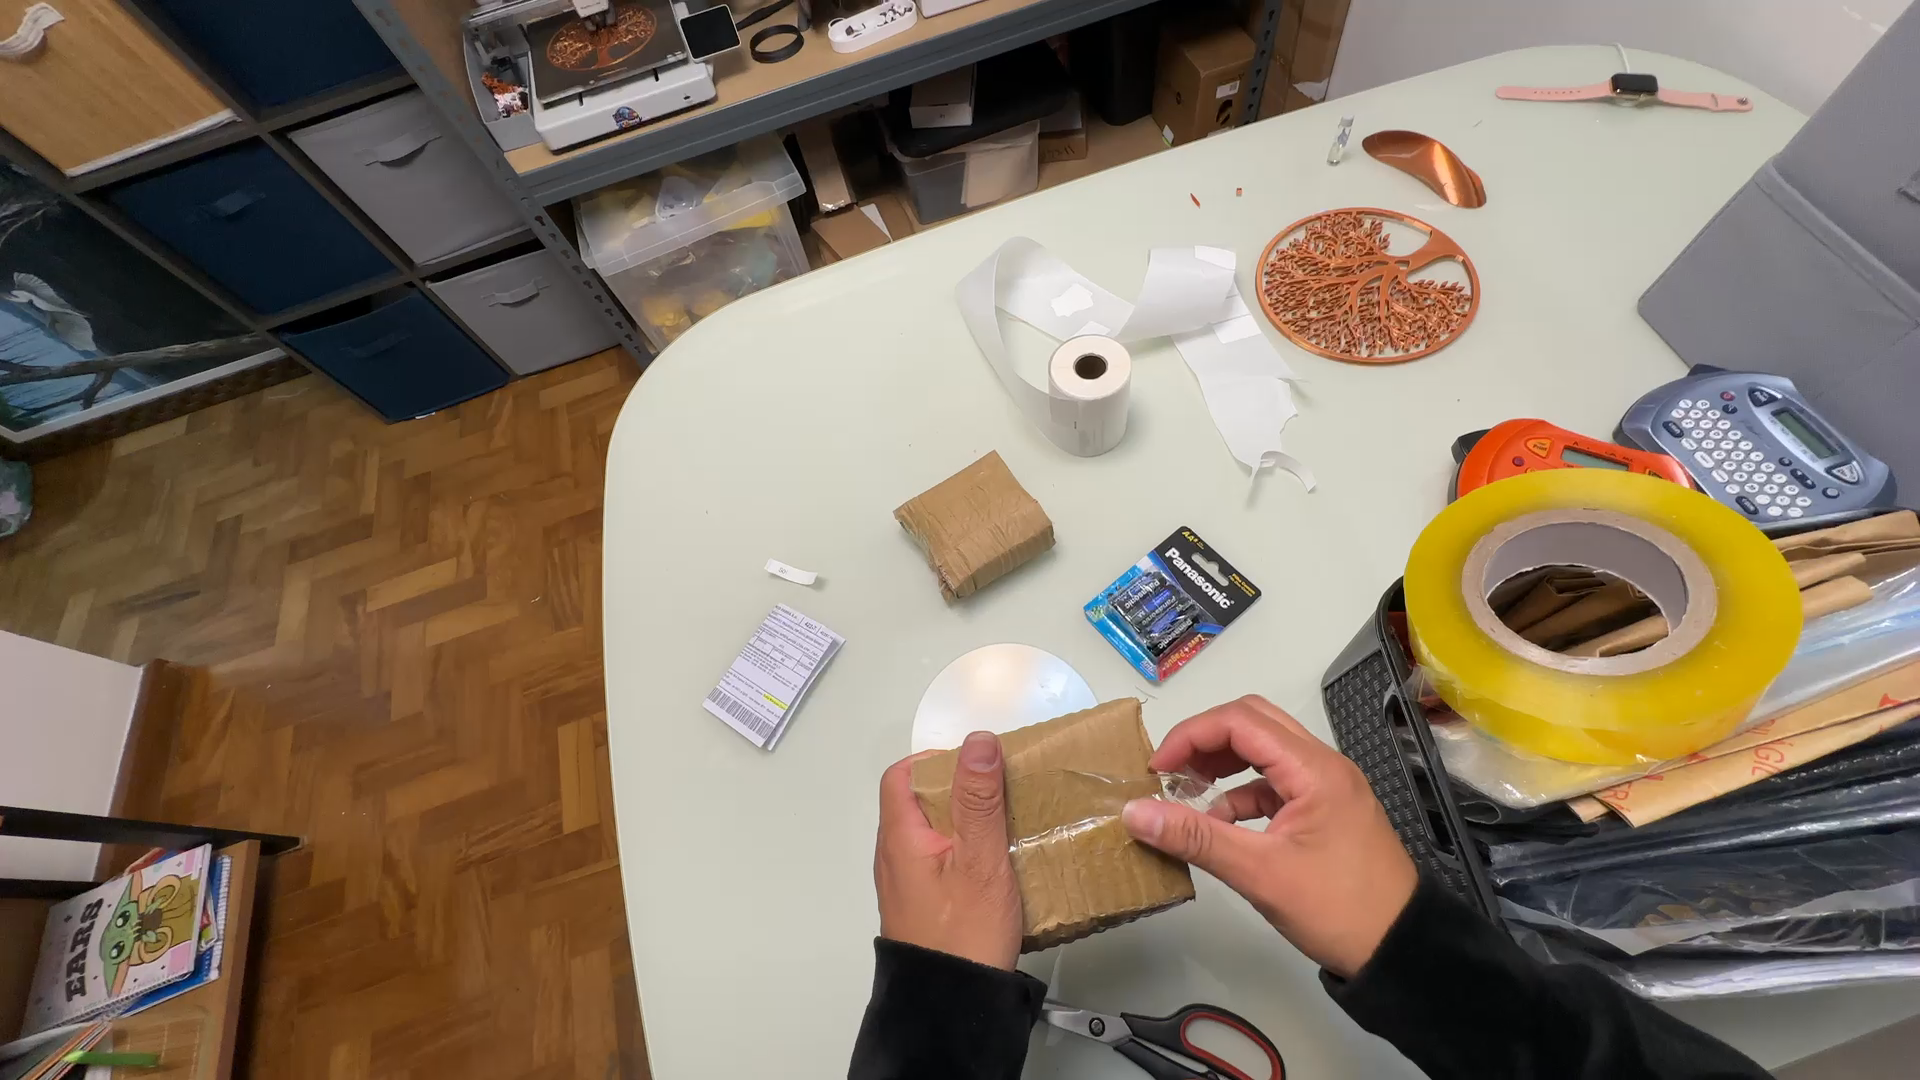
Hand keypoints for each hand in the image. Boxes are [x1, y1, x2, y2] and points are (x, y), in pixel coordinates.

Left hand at [873, 732, 1022, 970]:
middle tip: (997, 789)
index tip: (974, 766)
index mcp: (899, 837)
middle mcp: (894, 855)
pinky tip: (994, 857)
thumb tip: (978, 742)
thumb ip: (978, 800)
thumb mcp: (979, 859)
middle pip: (917, 800)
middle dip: (957, 787)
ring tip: (1002, 819)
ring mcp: (905, 881)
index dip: (935, 760)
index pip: (901, 775)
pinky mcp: (922, 901)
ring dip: (963, 818)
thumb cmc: (963, 934)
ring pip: (930, 829)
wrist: (952, 1009)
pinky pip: (938, 856)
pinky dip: (963, 845)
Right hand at [1120, 696, 1416, 977]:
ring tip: (1187, 789)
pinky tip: (1219, 820)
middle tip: (1171, 770)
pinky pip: (1273, 779)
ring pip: (1263, 747)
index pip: (1239, 721)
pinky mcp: (1324, 808)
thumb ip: (1195, 837)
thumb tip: (1135, 812)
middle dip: (1205, 739)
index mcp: (1313, 768)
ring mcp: (1325, 785)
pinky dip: (1240, 790)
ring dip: (1222, 761)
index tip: (1158, 767)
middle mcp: (1322, 764)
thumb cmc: (1337, 910)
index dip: (1191, 735)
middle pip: (1252, 721)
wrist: (1404, 955)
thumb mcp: (1259, 874)